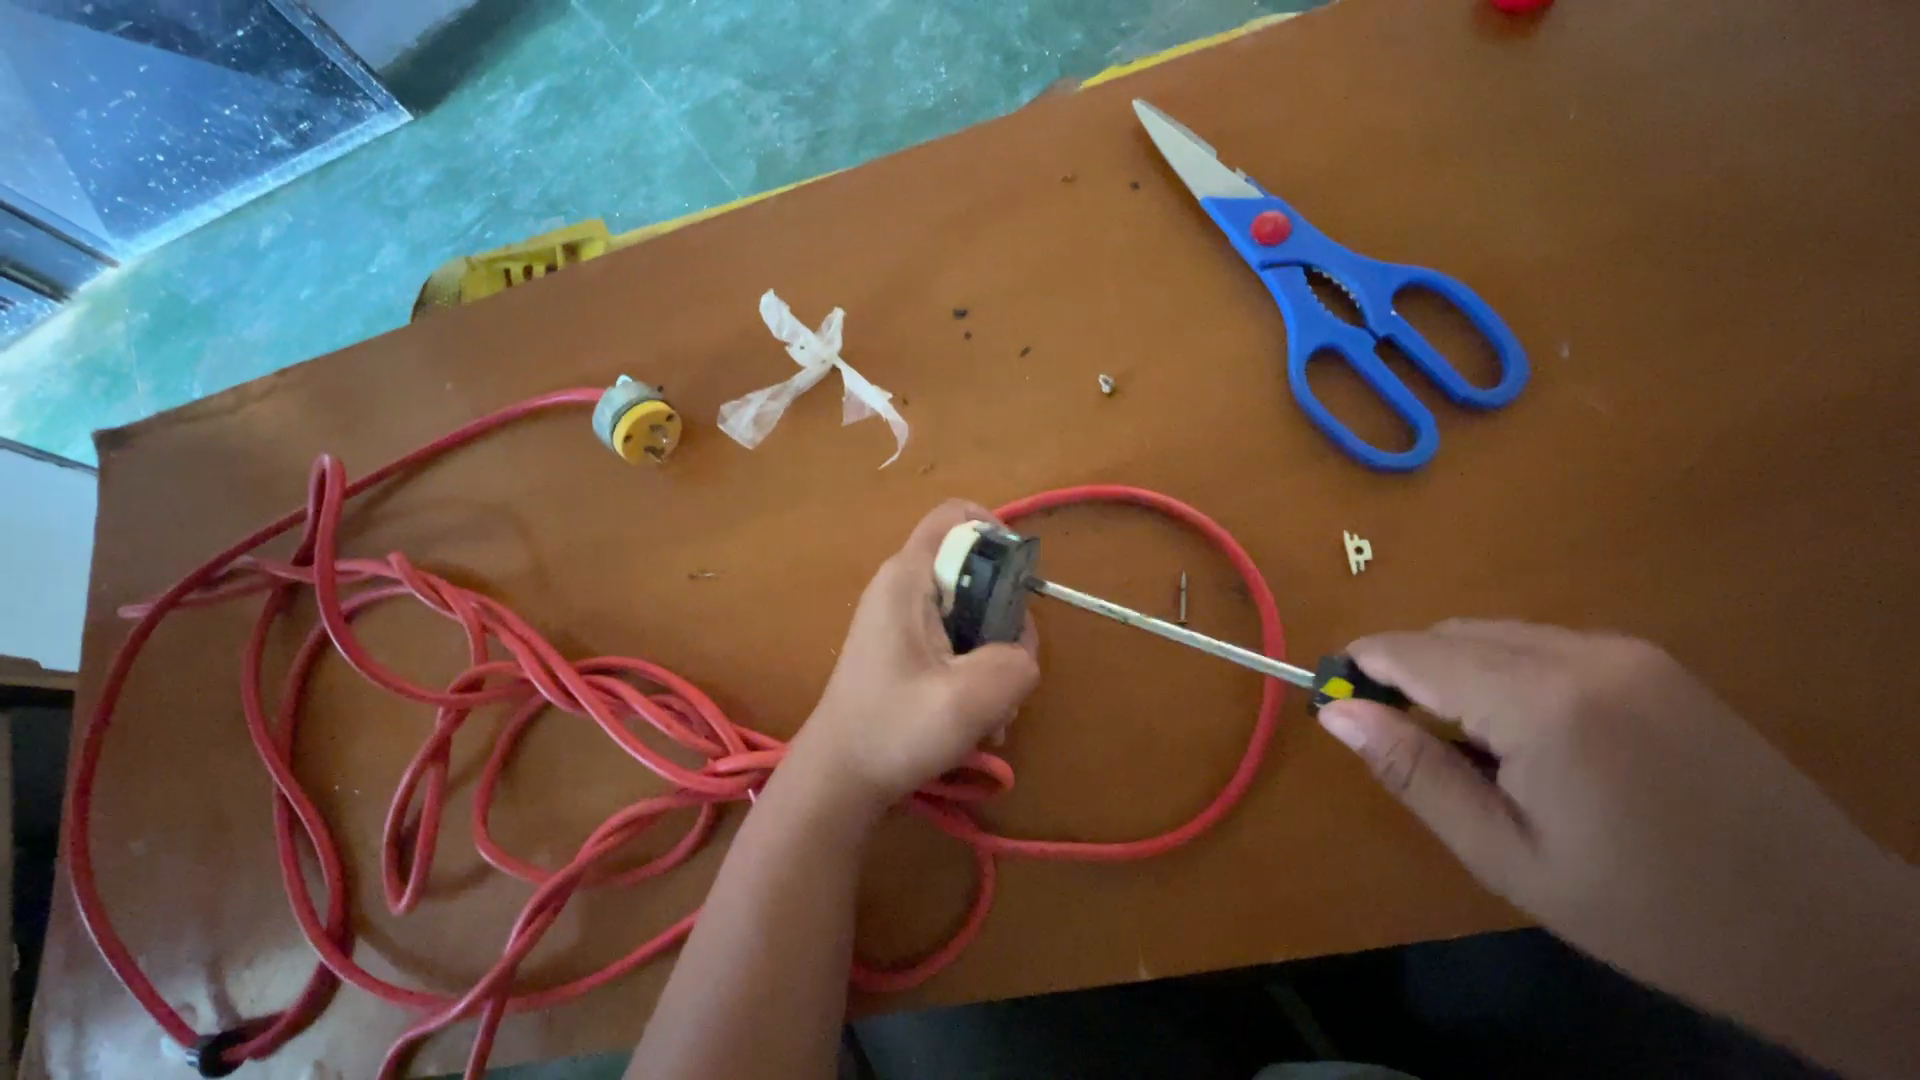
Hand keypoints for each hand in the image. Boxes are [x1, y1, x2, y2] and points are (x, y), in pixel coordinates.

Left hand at [788, 500, 1039, 809]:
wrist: (838, 778)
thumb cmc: (894, 730)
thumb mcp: (970, 699)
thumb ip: (1015, 662)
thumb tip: (1020, 653)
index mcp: (908, 577)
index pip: (957, 516)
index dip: (998, 534)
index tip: (1021, 584)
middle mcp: (902, 587)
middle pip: (974, 574)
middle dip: (1004, 621)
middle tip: (1007, 675)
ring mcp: (901, 621)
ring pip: (971, 616)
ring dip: (993, 661)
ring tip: (991, 716)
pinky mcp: (904, 651)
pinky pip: (955, 644)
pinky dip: (974, 676)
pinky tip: (976, 723)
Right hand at [1318, 620, 1918, 1076]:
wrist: (1824, 929)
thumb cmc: (1646, 910)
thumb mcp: (1507, 856)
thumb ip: (1414, 773)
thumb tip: (1335, 713)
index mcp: (1542, 704)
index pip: (1414, 652)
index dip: (1360, 667)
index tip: (1331, 701)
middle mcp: (1581, 654)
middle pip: (1450, 634)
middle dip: (1407, 673)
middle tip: (1402, 745)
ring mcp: (1624, 651)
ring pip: (1493, 634)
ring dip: (1455, 673)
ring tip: (1470, 752)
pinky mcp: (1652, 661)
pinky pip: (1542, 645)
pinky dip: (1504, 673)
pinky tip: (1528, 738)